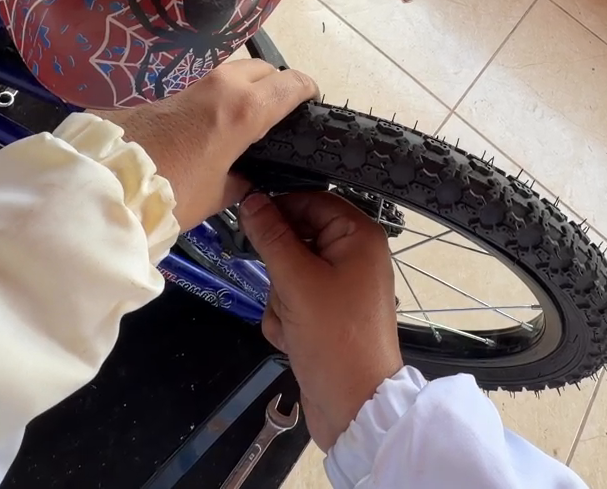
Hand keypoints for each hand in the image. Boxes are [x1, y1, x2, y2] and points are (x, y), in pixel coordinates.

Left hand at [106, 59, 315, 230]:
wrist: (106, 182)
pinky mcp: (165, 89)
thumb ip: (241, 179)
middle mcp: (222, 84)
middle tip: (275, 113)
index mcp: (245, 108)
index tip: (310, 102)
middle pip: (263, 69)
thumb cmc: (172, 192)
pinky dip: (213, 98)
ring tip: (240, 117)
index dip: (307, 90)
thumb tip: (246, 176)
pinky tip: (204, 123)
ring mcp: (191, 82)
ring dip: (242, 88)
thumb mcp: (217, 194)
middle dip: (275, 85)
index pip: (292, 83)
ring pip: (231, 72)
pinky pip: (201, 86)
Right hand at [238, 192, 403, 449]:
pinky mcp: (328, 314)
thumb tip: (251, 199)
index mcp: (358, 235)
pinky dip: (287, 318)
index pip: (311, 201)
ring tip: (294, 322)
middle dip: (281, 269)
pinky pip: (294, 300)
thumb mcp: (297, 281)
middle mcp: (353, 255)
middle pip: (297, 239)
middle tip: (284, 290)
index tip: (247, 218)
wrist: (354, 408)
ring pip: (290, 273)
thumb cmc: (334, 336)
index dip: (280, 208)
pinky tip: (294, 339)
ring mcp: (341, 286)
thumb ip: (272, 236)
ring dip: (281, 299)